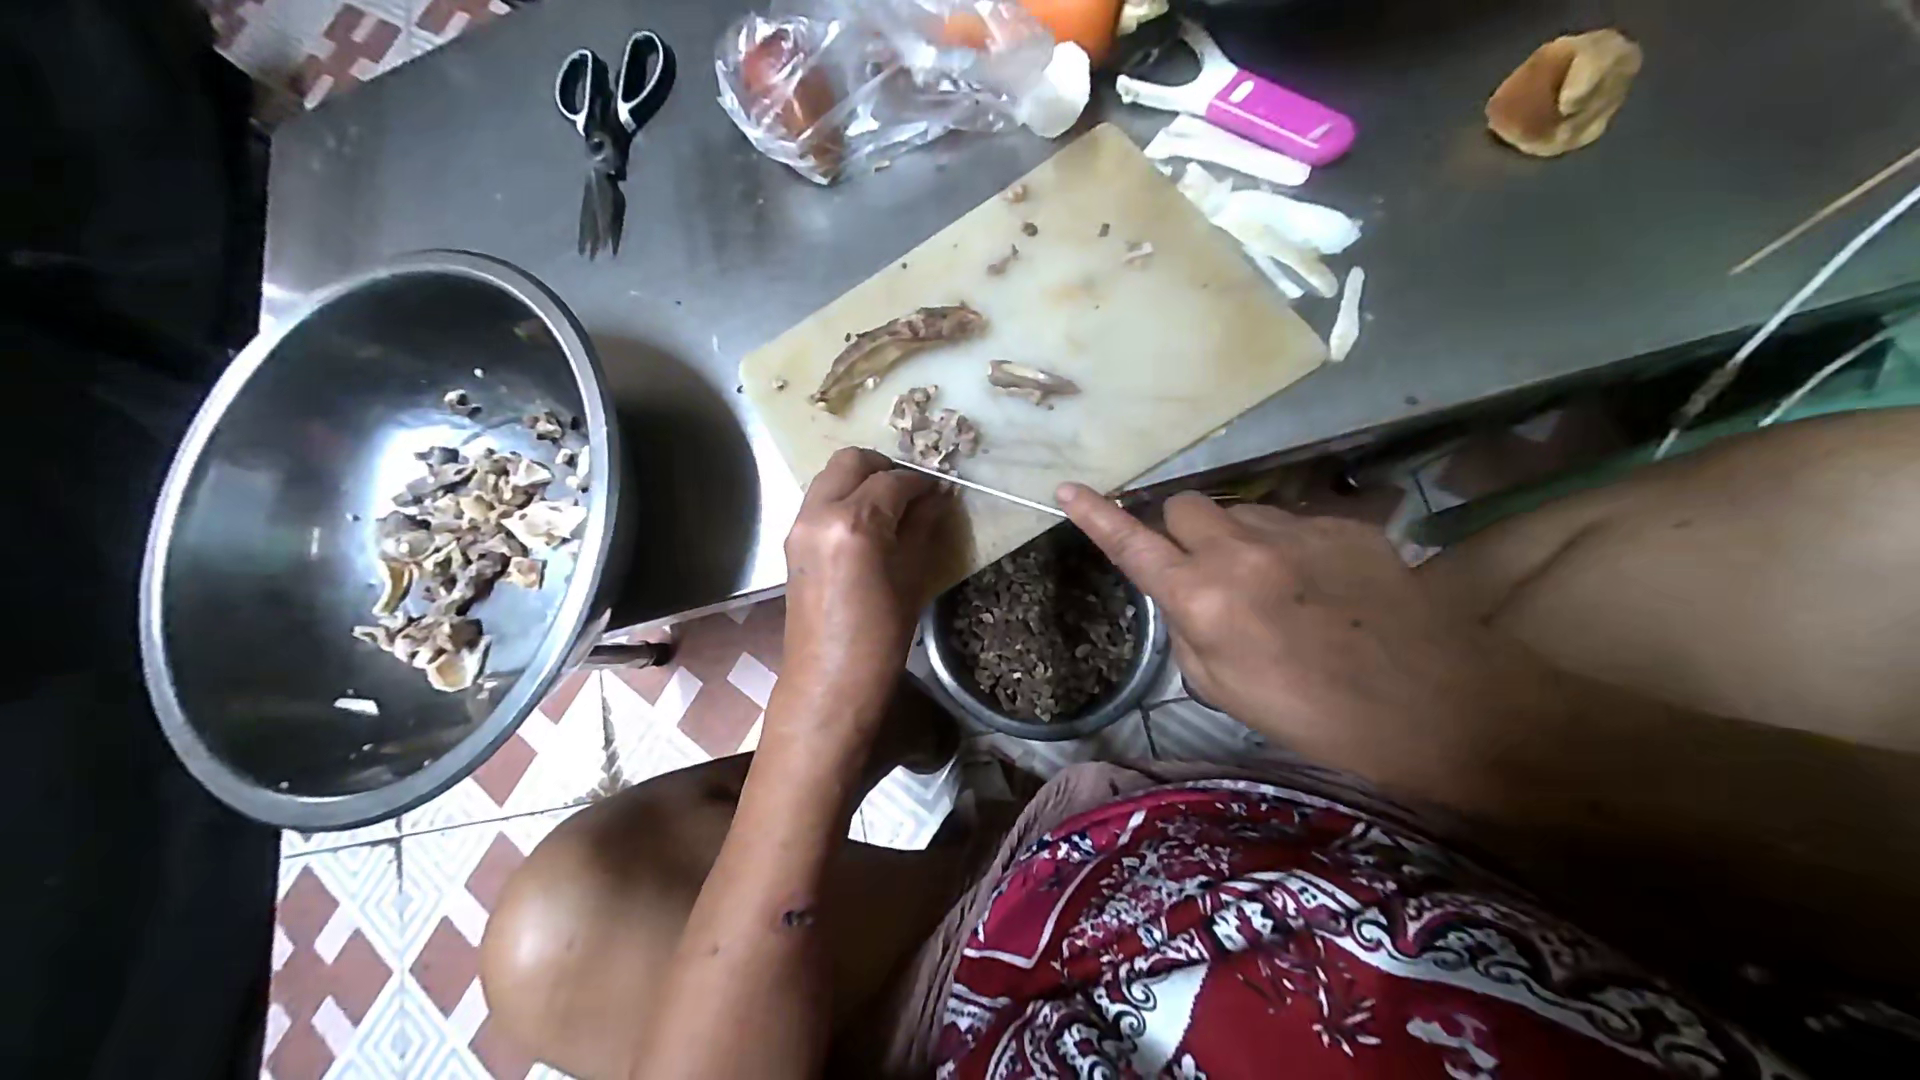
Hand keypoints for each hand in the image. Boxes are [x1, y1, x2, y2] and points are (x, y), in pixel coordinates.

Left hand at [778, 449, 951, 747]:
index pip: (893, 480)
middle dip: (885, 467)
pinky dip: (844, 499)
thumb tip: (939, 496)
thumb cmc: (880, 637)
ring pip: (830, 477)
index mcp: (854, 522)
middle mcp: (819, 513)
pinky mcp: (792, 542)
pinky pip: (819, 501)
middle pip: (851, 461)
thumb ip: (924, 527)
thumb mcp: (912, 578)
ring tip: (892, 507)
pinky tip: (869, 525)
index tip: (941, 490)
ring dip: (862, 480)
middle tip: (912, 491)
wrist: (829, 682)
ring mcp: (799, 526)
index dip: (921, 482)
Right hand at [1056, 484, 1563, 790]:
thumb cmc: (1314, 715)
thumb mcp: (1223, 690)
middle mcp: (1240, 551)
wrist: (1438, 706)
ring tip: (1273, 584)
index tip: (1068, 489)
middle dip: (1181, 530)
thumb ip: (1187, 630)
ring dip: (1236, 538)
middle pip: (1184, 506)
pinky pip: (1292, 521)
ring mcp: (1296, 530)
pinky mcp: (1344, 524)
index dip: (1095, 516)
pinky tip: (1321, 585)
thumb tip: (1182, 597)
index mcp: (1203, 599)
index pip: (1131, 544)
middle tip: (1204, 569)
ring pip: (1239, 511)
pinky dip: (1287, 545)